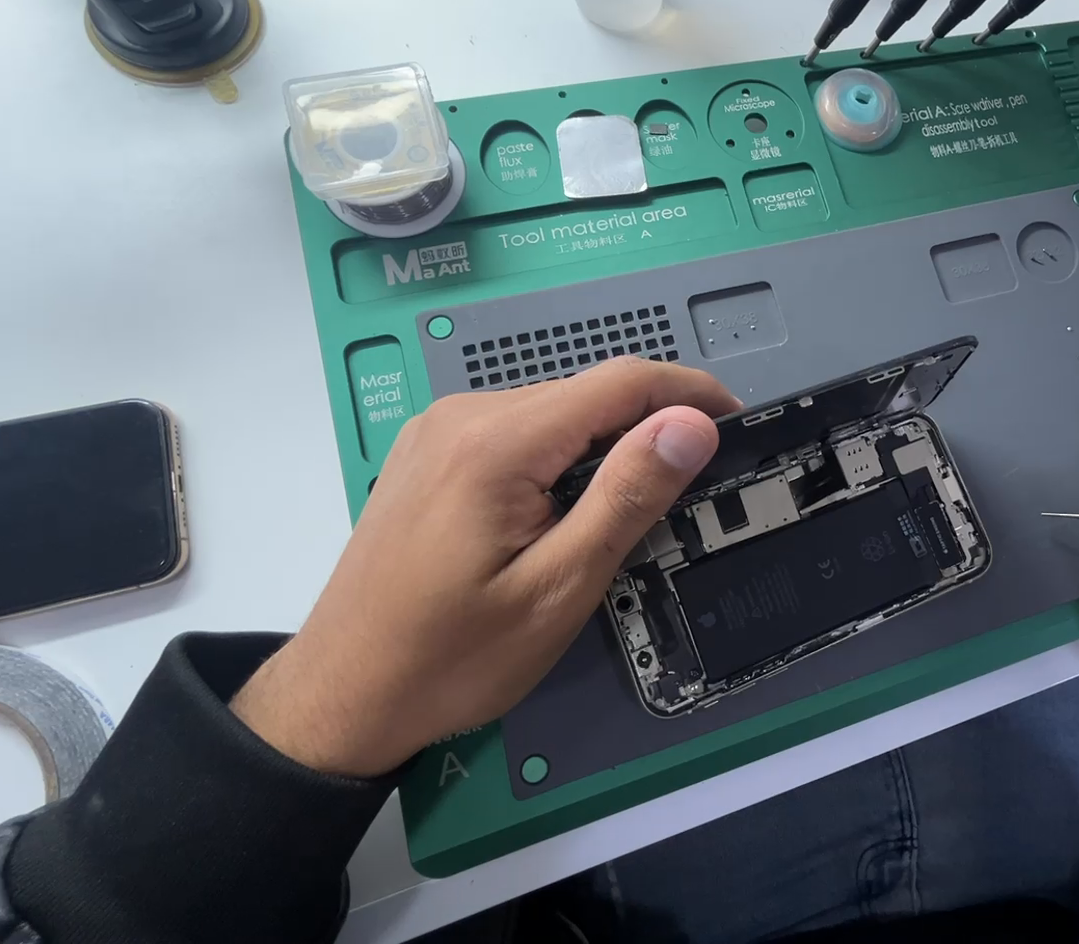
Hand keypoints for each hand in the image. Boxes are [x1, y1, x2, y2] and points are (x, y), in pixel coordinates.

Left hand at [231, 358, 738, 776]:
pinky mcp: (433, 450)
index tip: (736, 423)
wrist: (342, 697)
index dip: (689, 391)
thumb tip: (691, 424)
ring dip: (610, 440)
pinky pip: (522, 428)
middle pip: (589, 392)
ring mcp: (442, 429)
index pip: (621, 381)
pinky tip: (570, 503)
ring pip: (558, 409)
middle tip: (692, 481)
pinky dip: (566, 451)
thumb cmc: (455, 656)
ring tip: (635, 502)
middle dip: (651, 422)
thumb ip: (627, 497)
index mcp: (499, 442)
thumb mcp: (559, 586)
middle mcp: (466, 415)